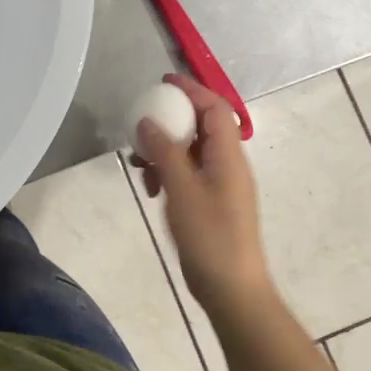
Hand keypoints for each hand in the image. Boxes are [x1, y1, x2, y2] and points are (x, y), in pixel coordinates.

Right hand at [132, 74, 272, 313]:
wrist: (231, 288)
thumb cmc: (210, 237)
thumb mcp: (182, 190)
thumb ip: (165, 152)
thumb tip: (147, 121)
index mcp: (229, 156)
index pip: (215, 108)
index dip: (192, 90)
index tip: (163, 82)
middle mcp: (228, 164)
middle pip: (202, 127)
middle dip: (171, 120)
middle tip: (140, 122)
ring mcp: (220, 185)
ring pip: (191, 151)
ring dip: (164, 149)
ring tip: (139, 163)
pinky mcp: (211, 203)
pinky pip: (188, 173)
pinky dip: (167, 172)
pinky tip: (149, 187)